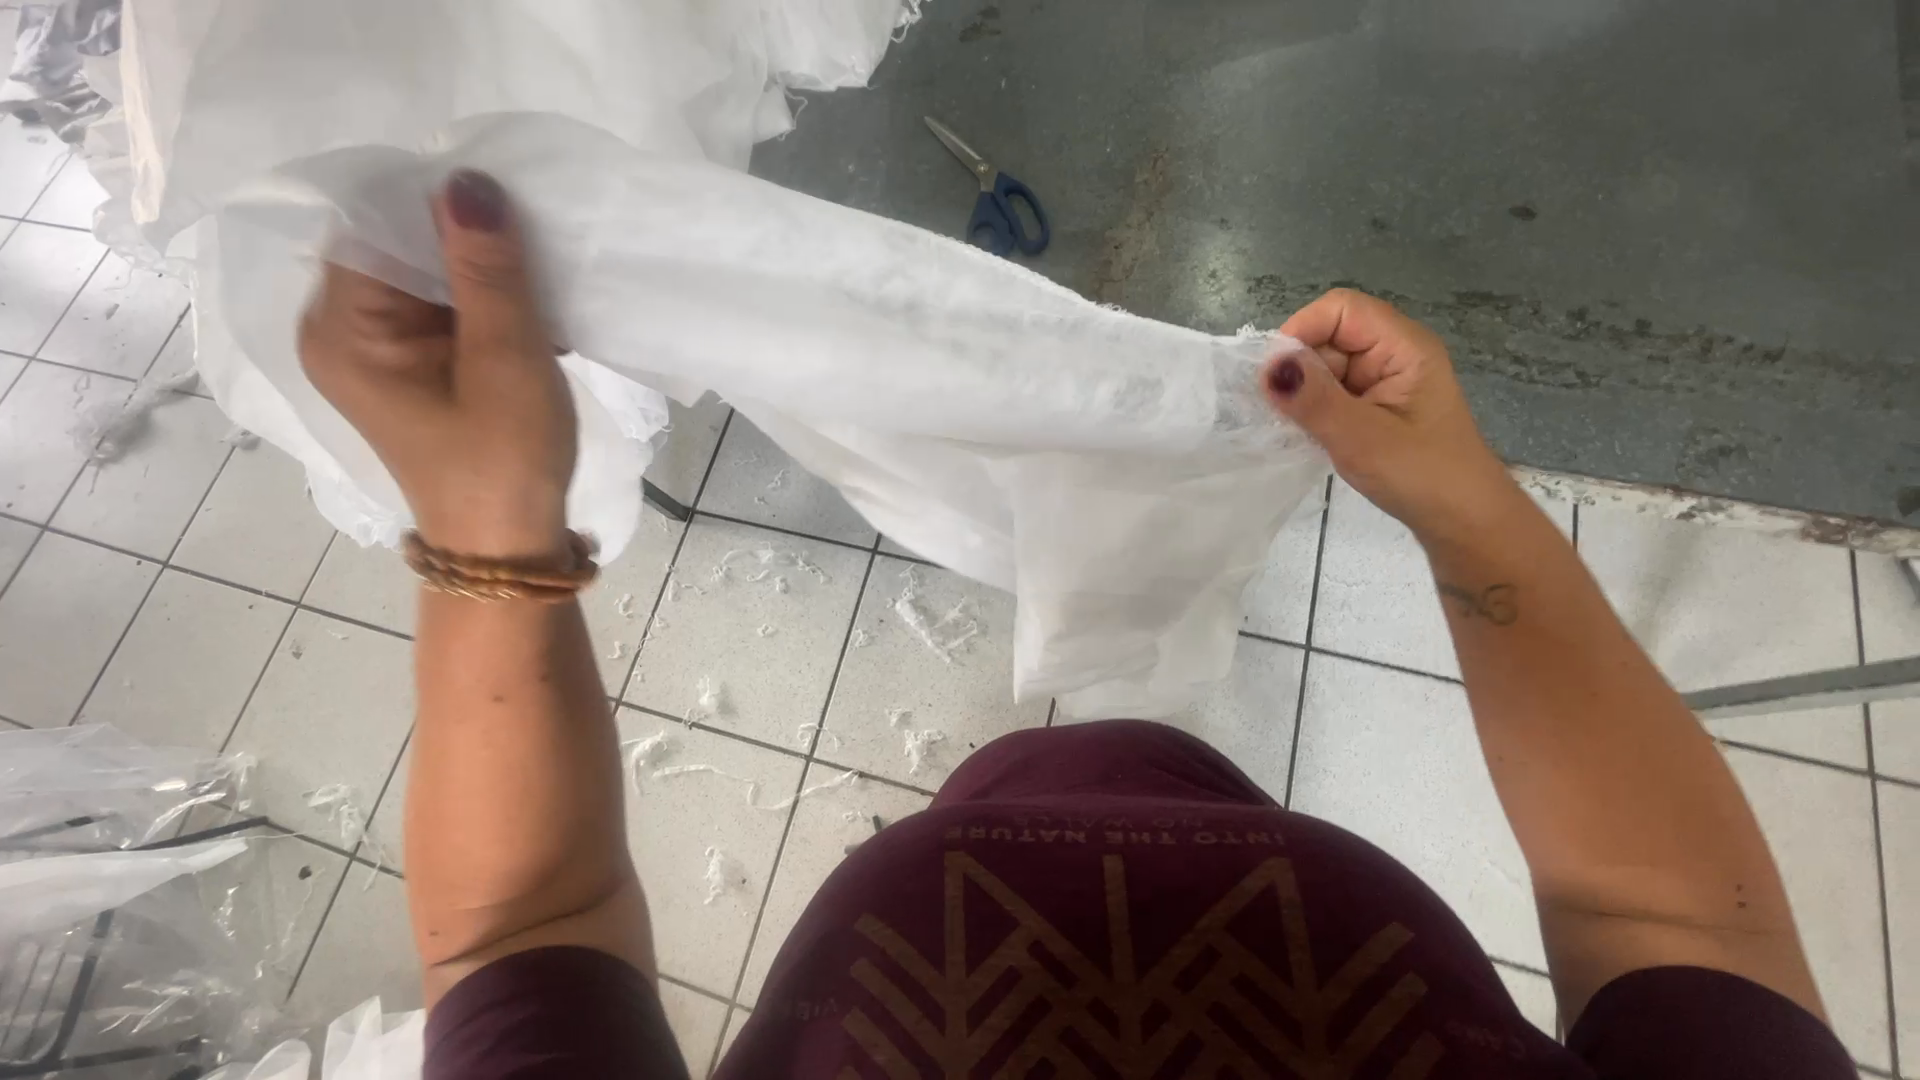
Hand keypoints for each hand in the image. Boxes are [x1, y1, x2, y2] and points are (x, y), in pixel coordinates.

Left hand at [299, 168, 576, 559]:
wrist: (509, 546)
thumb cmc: (505, 460)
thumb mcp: (507, 360)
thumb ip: (487, 272)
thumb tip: (469, 181)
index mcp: (342, 328)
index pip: (373, 226)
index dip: (439, 208)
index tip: (512, 215)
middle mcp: (342, 333)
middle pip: (398, 251)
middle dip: (470, 247)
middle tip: (539, 257)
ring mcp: (377, 356)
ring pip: (428, 282)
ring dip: (488, 280)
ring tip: (545, 298)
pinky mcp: (412, 374)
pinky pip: (444, 316)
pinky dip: (489, 311)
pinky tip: (534, 326)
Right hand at [1263, 288, 1519, 541]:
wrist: (1462, 520)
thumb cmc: (1420, 475)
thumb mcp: (1360, 437)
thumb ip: (1313, 398)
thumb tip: (1267, 366)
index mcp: (1403, 347)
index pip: (1341, 309)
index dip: (1302, 330)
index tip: (1274, 375)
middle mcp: (1393, 354)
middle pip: (1329, 335)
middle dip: (1299, 367)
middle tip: (1282, 410)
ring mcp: (1383, 381)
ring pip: (1325, 366)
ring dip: (1302, 392)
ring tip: (1294, 426)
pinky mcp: (1372, 406)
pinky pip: (1331, 392)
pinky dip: (1311, 408)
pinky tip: (1306, 432)